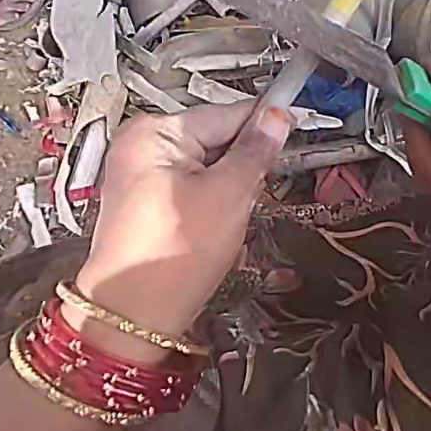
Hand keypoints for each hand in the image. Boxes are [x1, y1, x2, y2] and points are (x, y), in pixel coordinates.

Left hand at [74, 105, 292, 350]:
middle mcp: (142, 145)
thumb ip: (256, 150)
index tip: (296, 123)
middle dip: (244, 165)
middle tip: (253, 194)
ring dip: (232, 186)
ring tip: (228, 217)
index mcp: (155, 132)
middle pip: (218, 139)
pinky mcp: (148, 200)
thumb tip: (277, 117)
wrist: (133, 317)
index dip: (266, 123)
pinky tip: (214, 225)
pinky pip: (196, 186)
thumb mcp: (229, 194)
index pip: (227, 114)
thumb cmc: (174, 254)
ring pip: (211, 165)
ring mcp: (142, 173)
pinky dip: (215, 200)